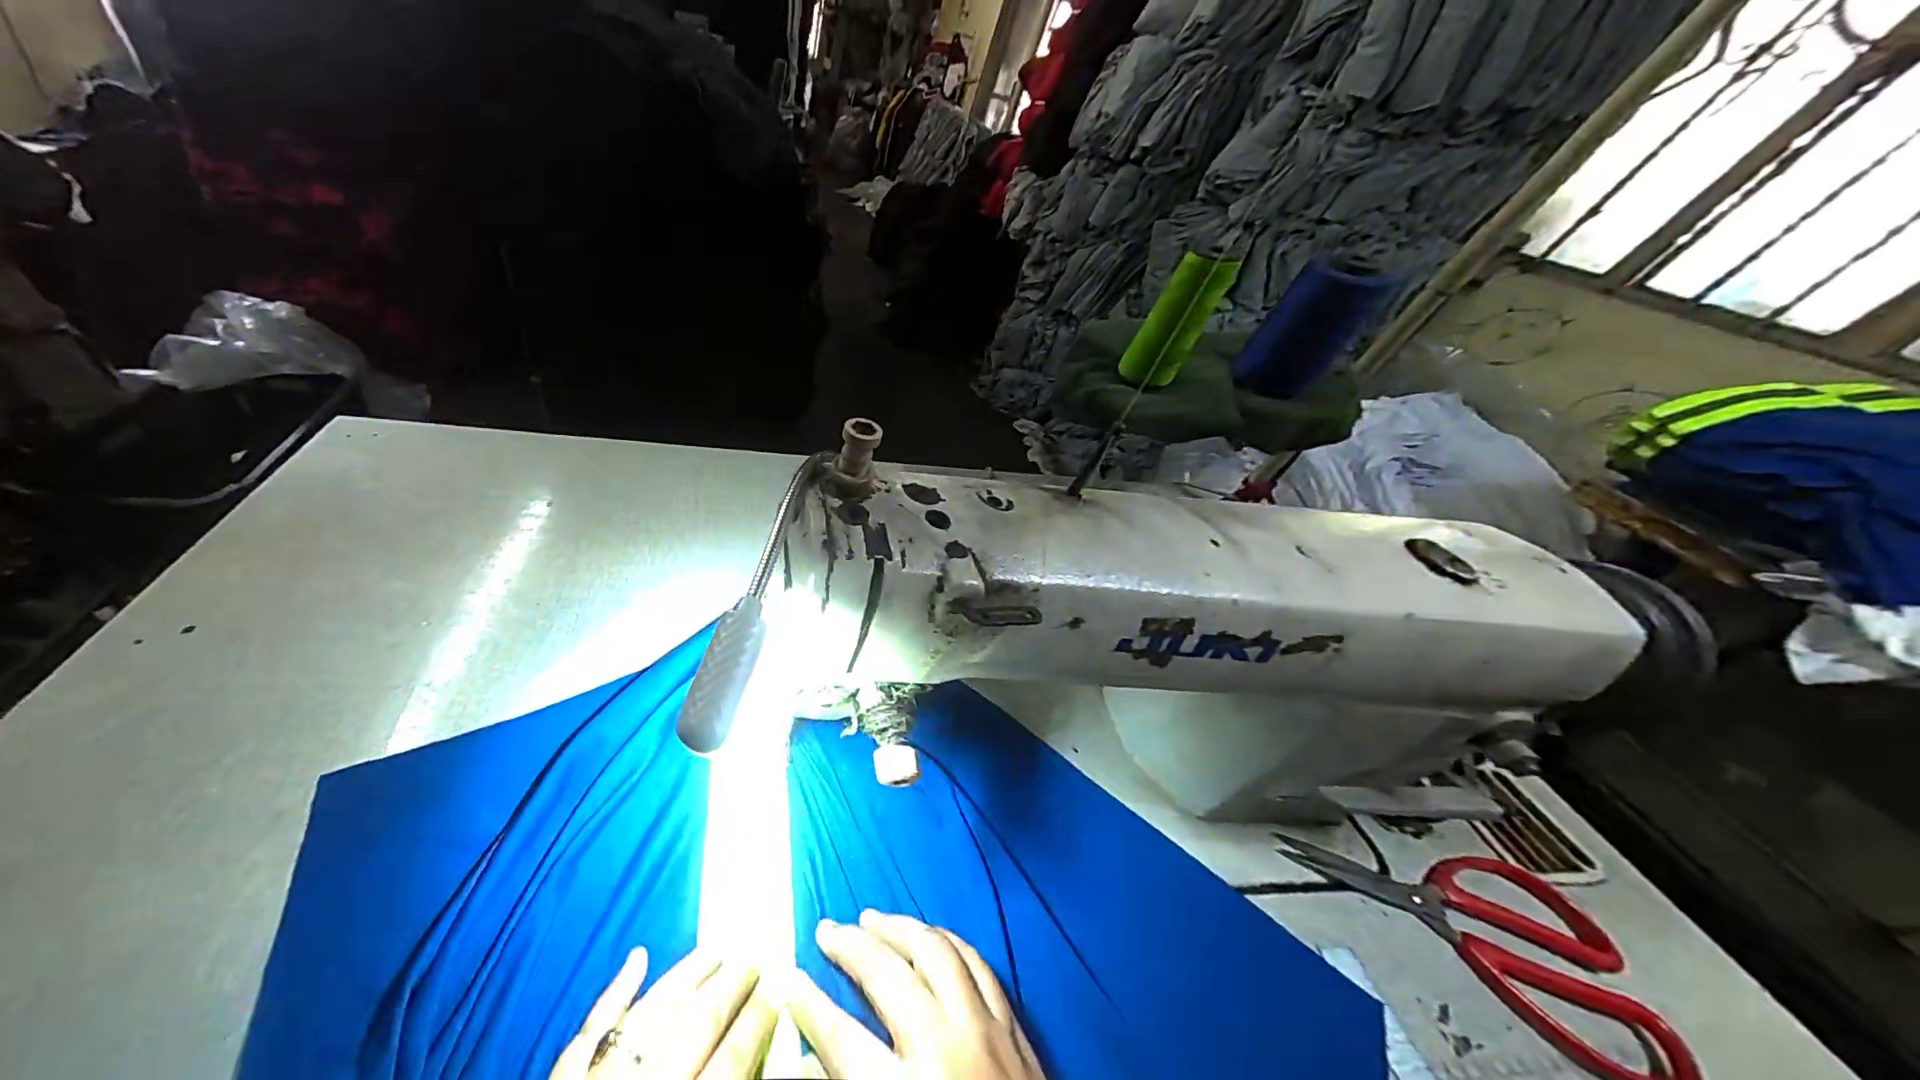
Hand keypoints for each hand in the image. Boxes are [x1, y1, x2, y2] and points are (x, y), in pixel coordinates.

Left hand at [550, 946, 777, 1079]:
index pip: (729, 1063)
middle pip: (694, 1028)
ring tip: (713, 951)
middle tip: (755, 958)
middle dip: (729, 990)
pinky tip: (637, 958)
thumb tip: (759, 1073)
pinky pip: (588, 1033)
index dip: (758, 1022)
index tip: (781, 986)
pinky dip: (613, 993)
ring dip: (684, 980)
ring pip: (648, 1016)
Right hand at [785, 911, 1045, 1079]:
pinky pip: (978, 965)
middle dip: (851, 947)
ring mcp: (984, 1030)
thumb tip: (809, 1062)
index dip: (810, 1005)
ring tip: (872, 918)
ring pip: (937, 954)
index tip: (789, 977)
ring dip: (901, 928)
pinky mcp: (1013, 1027)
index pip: (842, 1038)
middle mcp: (945, 1047)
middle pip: (889, 977)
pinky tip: (931, 934)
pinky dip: (949, 941)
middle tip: (827, 929)